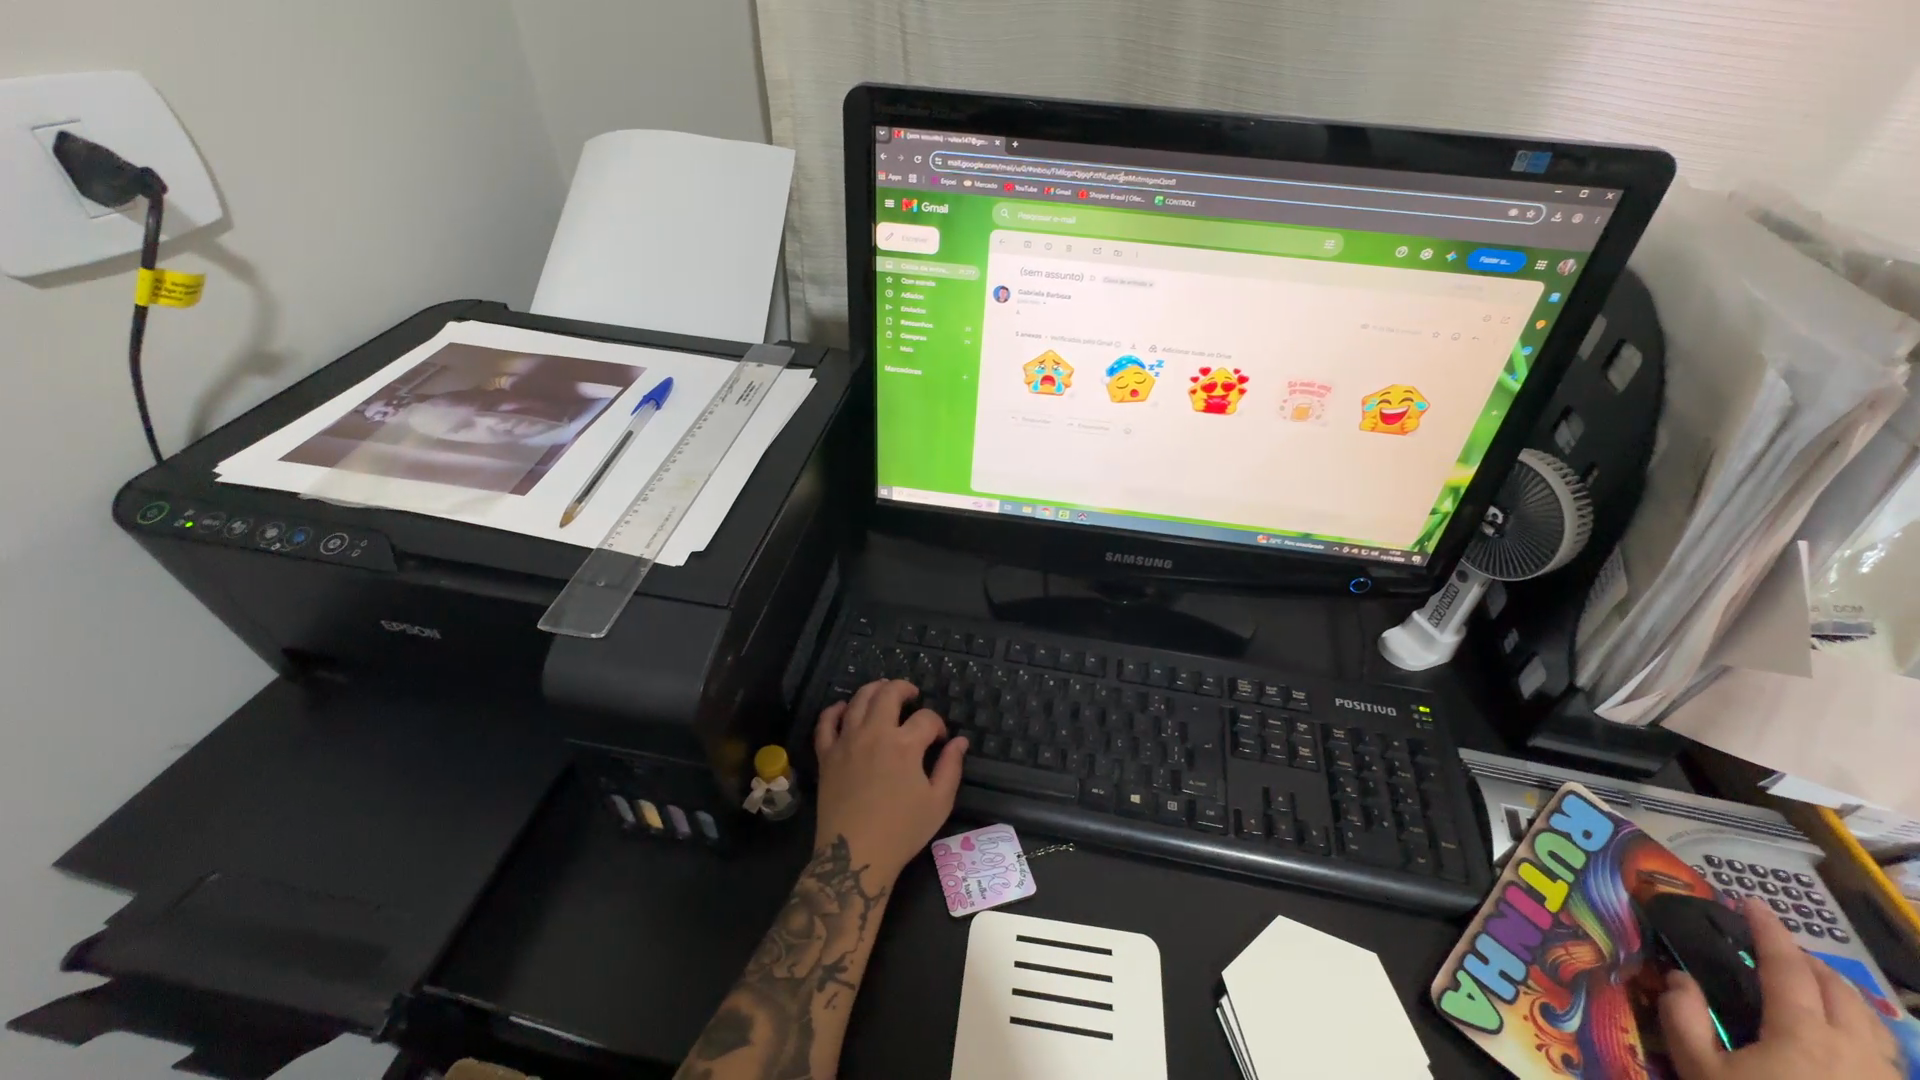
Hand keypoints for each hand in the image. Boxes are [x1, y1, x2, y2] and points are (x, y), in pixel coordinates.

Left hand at [812, 679, 968, 883]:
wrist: (855, 854)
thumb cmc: (902, 831)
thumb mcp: (939, 802)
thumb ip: (951, 767)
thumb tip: (959, 742)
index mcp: (905, 745)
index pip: (926, 718)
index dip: (938, 724)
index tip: (940, 739)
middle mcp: (874, 734)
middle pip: (888, 694)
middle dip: (904, 689)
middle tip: (912, 695)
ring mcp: (846, 742)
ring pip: (857, 700)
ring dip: (873, 690)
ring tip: (883, 691)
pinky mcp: (827, 755)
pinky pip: (826, 722)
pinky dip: (835, 710)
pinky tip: (845, 708)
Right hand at [1660, 897, 1904, 1079]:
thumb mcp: (1702, 1073)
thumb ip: (1684, 1018)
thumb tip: (1679, 977)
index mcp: (1804, 1032)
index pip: (1786, 965)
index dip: (1767, 929)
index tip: (1747, 901)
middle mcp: (1855, 1047)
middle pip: (1836, 986)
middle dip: (1802, 958)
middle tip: (1769, 946)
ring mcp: (1881, 1077)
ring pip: (1869, 1017)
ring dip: (1835, 989)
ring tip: (1808, 983)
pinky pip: (1882, 1049)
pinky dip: (1857, 1025)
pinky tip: (1838, 1035)